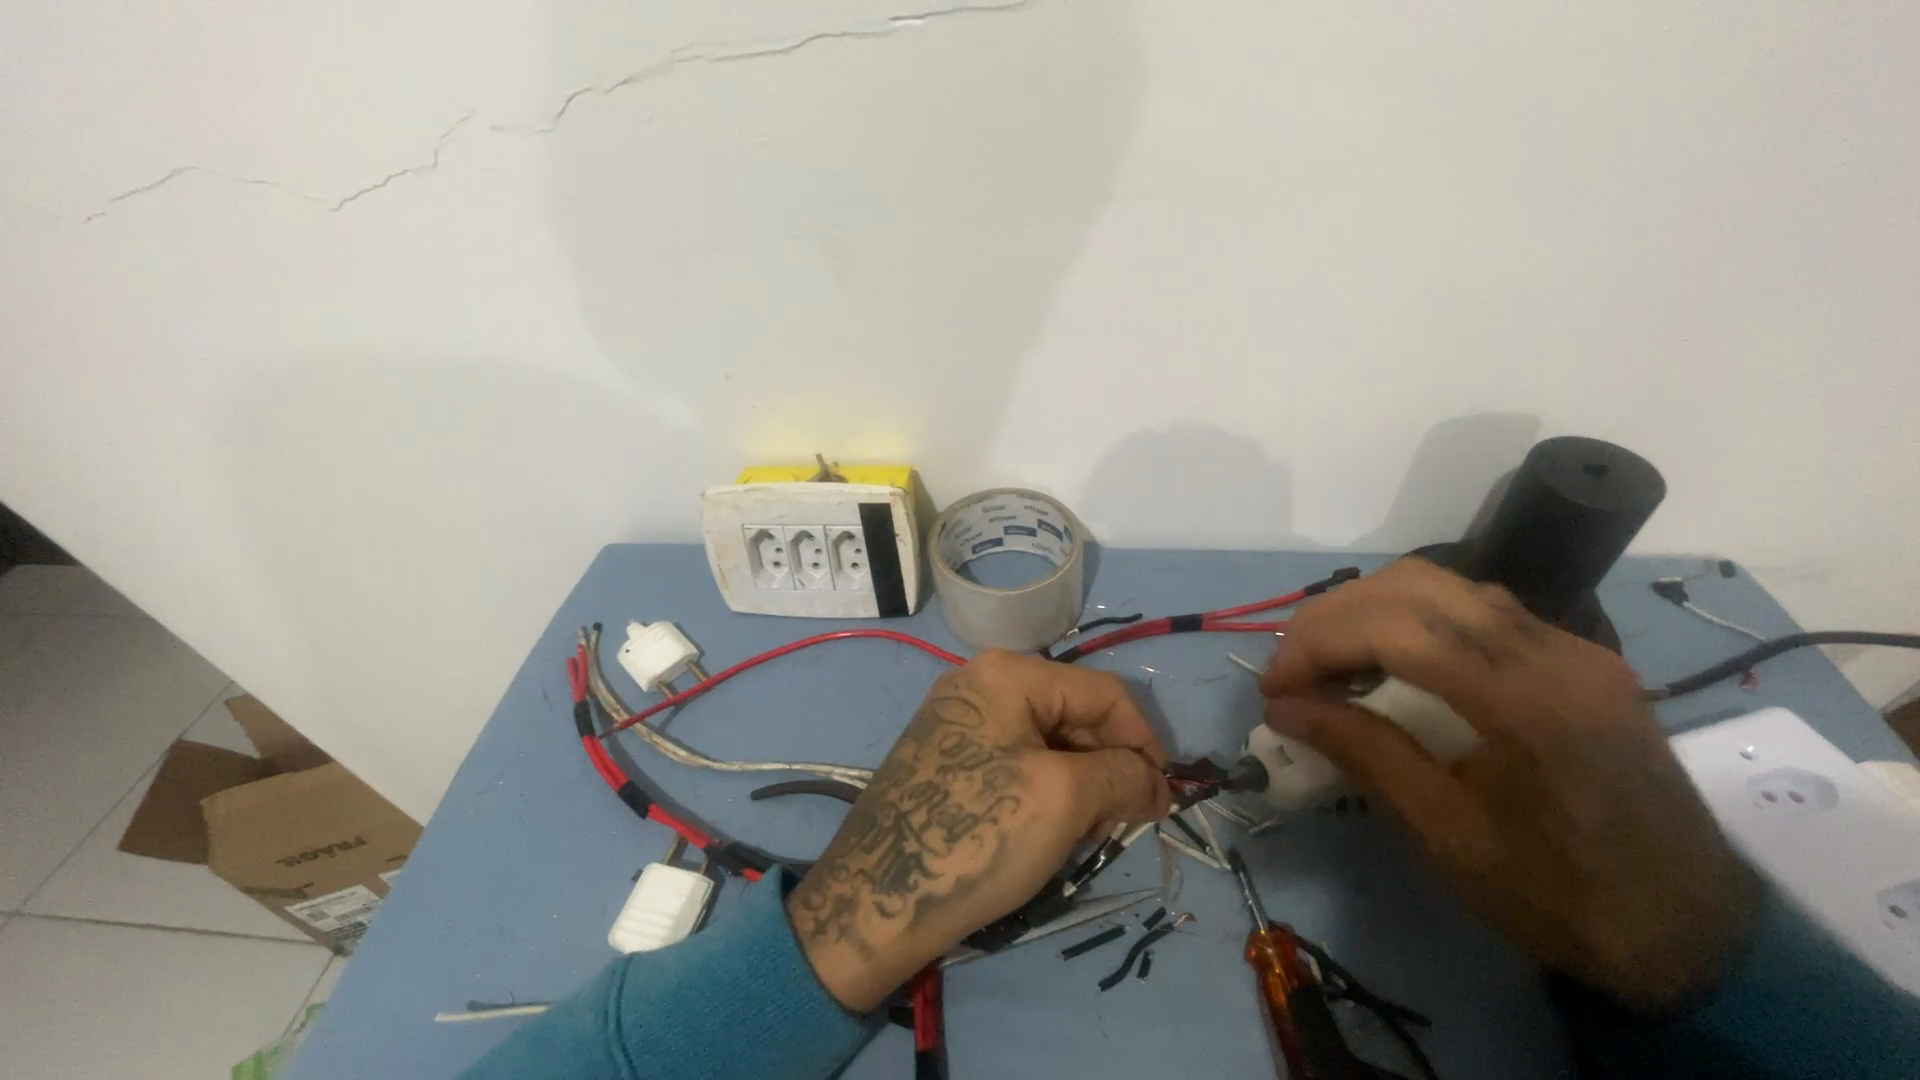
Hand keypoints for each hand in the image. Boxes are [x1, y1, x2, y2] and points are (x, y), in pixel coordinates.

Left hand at [787, 650, 1169, 1011]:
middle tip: (1123, 826)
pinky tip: (1049, 833)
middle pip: (1074, 715)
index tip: (1163, 799)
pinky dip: (1047, 793)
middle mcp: (980, 683)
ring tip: (1085, 836)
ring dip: (1081, 785)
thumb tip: (1157, 783)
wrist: (876, 898)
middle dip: (1109, 768)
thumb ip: (1124, 776)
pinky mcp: (948, 758)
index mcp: (1008, 674)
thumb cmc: (978, 834)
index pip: (1104, 694)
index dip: (1144, 743)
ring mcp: (958, 721)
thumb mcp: (1065, 799)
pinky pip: (1016, 762)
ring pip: (1047, 742)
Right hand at [1259, 558, 1760, 1010]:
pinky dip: (1414, 618)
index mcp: (1525, 700)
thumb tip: (1283, 707)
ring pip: (1447, 585)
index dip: (1317, 645)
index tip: (1273, 687)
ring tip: (1325, 658)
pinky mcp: (1576, 657)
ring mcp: (1571, 647)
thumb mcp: (1445, 834)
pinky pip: (1479, 609)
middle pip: (1416, 587)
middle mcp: (1553, 651)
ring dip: (1371, 608)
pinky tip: (1387, 657)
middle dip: (1333, 616)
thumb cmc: (1557, 895)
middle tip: (1290, 667)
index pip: (1396, 629)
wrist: (1692, 932)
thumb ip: (1363, 753)